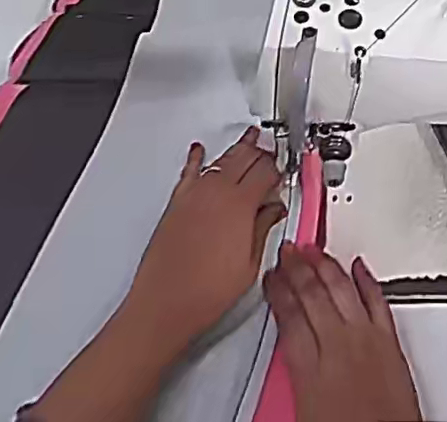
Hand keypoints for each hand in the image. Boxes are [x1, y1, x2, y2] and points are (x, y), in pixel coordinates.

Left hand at [125, 127, 285, 348]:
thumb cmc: (204, 293)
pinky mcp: (177, 202)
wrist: (164, 305)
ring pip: (222, 158)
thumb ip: (263, 229)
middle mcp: (218, 192)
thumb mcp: (249, 265)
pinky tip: (199, 150)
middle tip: (271, 153)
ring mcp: (195, 194)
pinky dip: (197, 157)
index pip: (266, 172)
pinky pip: (190, 170)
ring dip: (238, 148)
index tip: (282, 172)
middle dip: (262, 153)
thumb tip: (274, 210)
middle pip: (246, 158)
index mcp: (241, 205)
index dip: (278, 169)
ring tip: (249, 140)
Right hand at [265, 244, 420, 421]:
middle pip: (312, 294)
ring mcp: (367, 339)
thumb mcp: (302, 413)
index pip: (289, 316)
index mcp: (311, 371)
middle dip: (297, 268)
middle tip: (288, 250)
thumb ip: (291, 376)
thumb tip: (281, 359)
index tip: (271, 276)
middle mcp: (338, 347)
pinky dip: (367, 279)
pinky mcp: (391, 342)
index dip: (277, 291)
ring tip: (314, 249)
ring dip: (326, 265)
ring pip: (342, 289)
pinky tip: (359, 266)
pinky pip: (377, 300)